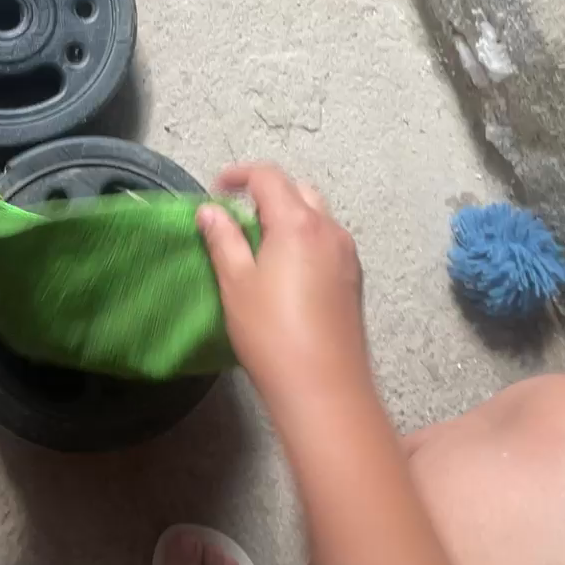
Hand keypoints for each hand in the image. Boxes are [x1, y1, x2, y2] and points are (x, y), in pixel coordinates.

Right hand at [197, 164, 369, 402]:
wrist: (325, 390)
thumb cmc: (272, 333)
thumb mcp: (236, 282)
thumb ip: (222, 239)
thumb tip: (210, 211)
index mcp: (298, 223)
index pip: (269, 177)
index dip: (239, 175)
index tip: (217, 188)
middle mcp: (329, 230)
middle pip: (297, 191)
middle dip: (266, 193)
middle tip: (237, 215)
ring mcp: (347, 255)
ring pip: (316, 215)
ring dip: (287, 215)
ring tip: (258, 243)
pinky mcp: (354, 280)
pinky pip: (327, 240)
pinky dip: (304, 237)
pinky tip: (284, 269)